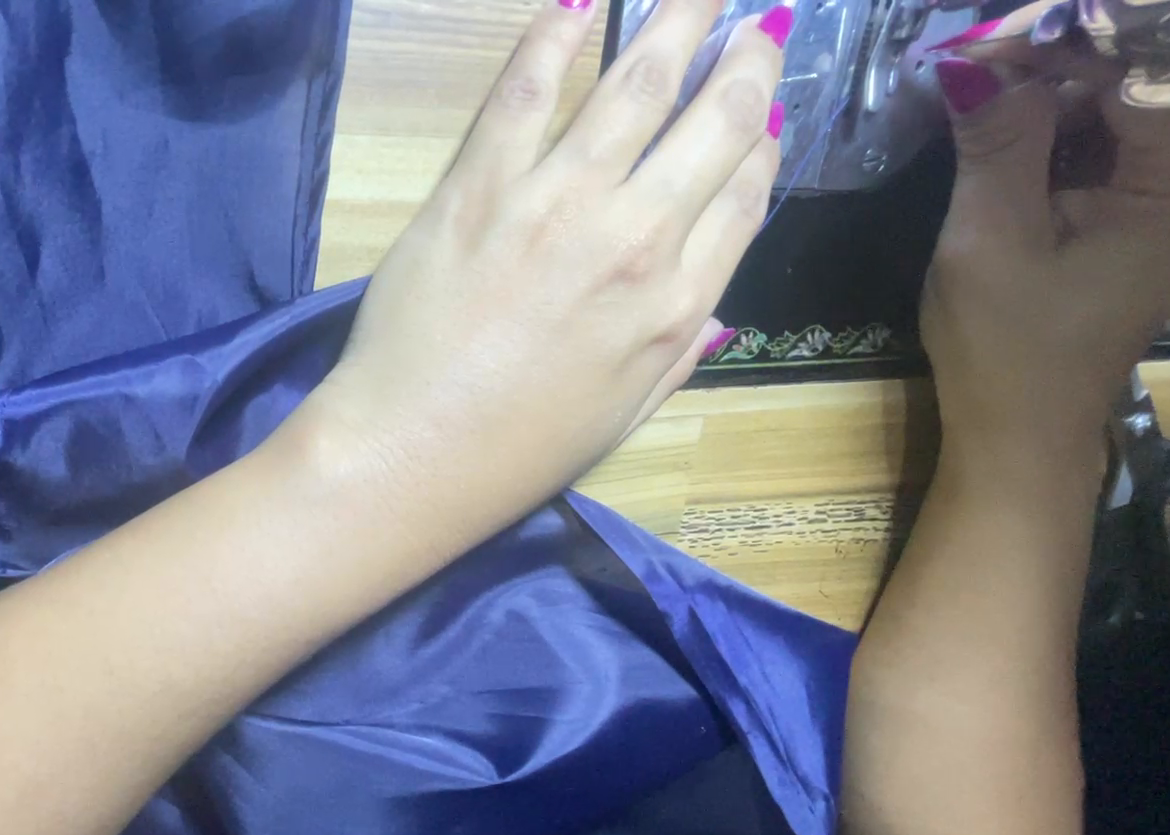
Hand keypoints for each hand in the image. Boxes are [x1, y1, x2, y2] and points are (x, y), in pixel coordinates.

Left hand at [290, 0, 783, 537]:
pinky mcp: (479, 189)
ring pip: (637, 87)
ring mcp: (556, 206)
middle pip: (713, 124)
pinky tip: (578, 3)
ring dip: (674, 23)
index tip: (758, 115)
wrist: (410, 455)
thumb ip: (676, 359)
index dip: (759, 144)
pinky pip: (527, 92)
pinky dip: (555, 37)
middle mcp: (636, 240)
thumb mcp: (618, 422)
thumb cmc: (513, 455)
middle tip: (750, 24)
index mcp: (676, 306)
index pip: (744, 196)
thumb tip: (716, 309)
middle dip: (744, 61)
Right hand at [921, 51, 1169, 467]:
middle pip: (1161, 45)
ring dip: (1059, 65)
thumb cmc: (1006, 345)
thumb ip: (994, 142)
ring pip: (1141, 68)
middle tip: (967, 54)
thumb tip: (968, 58)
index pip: (1154, 43)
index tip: (972, 40)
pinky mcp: (1165, 177)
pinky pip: (1124, 106)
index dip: (1063, 29)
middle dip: (1063, 39)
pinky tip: (1008, 109)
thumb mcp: (986, 241)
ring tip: (978, 76)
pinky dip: (1064, 98)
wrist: (1026, 416)